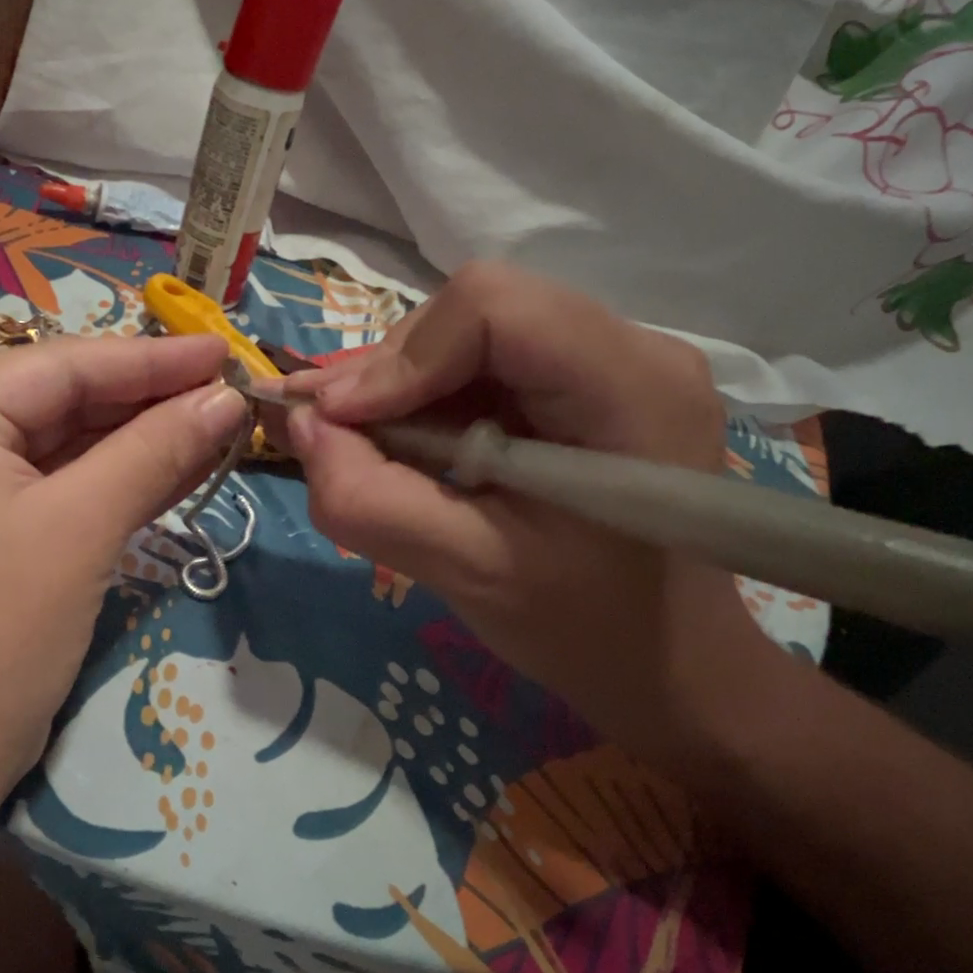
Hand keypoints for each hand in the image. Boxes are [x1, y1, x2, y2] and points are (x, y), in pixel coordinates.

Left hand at [0, 334, 244, 808]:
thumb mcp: (78, 533)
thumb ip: (152, 451)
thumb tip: (225, 398)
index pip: (61, 365)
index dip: (153, 358)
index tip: (228, 352)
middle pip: (59, 402)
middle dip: (147, 401)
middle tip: (232, 393)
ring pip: (60, 449)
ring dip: (137, 444)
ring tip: (218, 427)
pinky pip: (50, 494)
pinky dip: (109, 487)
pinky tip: (174, 472)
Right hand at [282, 262, 759, 735]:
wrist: (671, 664)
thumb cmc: (587, 631)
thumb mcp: (469, 575)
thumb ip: (373, 501)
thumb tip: (301, 424)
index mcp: (629, 387)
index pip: (493, 308)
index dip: (402, 357)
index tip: (339, 422)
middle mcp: (631, 349)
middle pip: (476, 311)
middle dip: (390, 372)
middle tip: (330, 435)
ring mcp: (611, 362)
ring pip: (470, 332)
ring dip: (399, 386)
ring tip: (353, 443)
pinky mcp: (585, 385)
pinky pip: (483, 364)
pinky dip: (425, 400)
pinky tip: (399, 445)